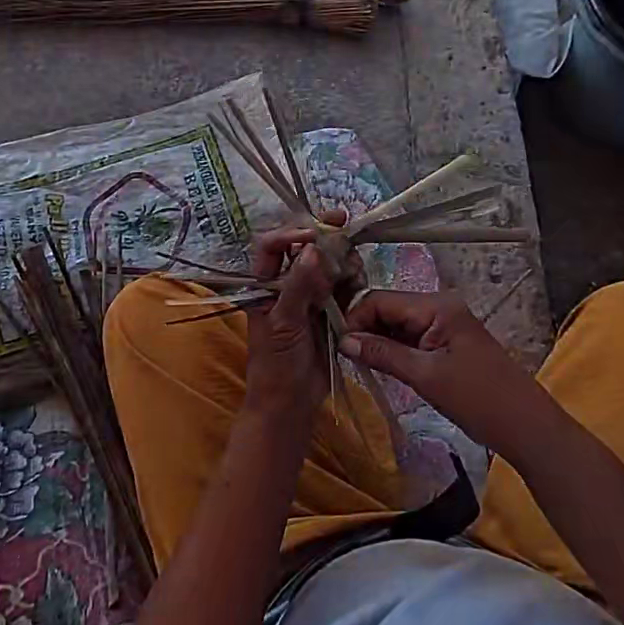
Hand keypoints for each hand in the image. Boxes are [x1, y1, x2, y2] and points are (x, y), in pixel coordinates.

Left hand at [243, 211, 345, 422]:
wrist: (291, 402)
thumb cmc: (276, 363)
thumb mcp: (285, 323)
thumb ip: (298, 286)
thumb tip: (313, 249)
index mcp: (264, 284)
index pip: (271, 246)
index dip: (290, 234)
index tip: (315, 233)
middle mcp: (286, 284)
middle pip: (303, 248)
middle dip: (323, 236)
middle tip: (344, 222)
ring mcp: (309, 296)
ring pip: (326, 264)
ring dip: (341, 258)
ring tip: (354, 265)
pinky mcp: (330, 309)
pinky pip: (342, 285)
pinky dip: (352, 279)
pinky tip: (359, 280)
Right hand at [338, 290, 535, 447]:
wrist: (527, 427)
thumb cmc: (478, 399)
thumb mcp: (425, 376)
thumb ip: (382, 353)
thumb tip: (343, 341)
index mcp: (436, 305)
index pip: (379, 299)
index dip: (354, 319)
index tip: (337, 346)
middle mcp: (438, 306)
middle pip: (386, 309)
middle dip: (362, 329)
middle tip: (342, 357)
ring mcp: (442, 325)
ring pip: (395, 324)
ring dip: (375, 341)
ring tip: (356, 363)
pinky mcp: (444, 343)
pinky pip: (408, 338)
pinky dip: (391, 350)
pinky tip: (378, 366)